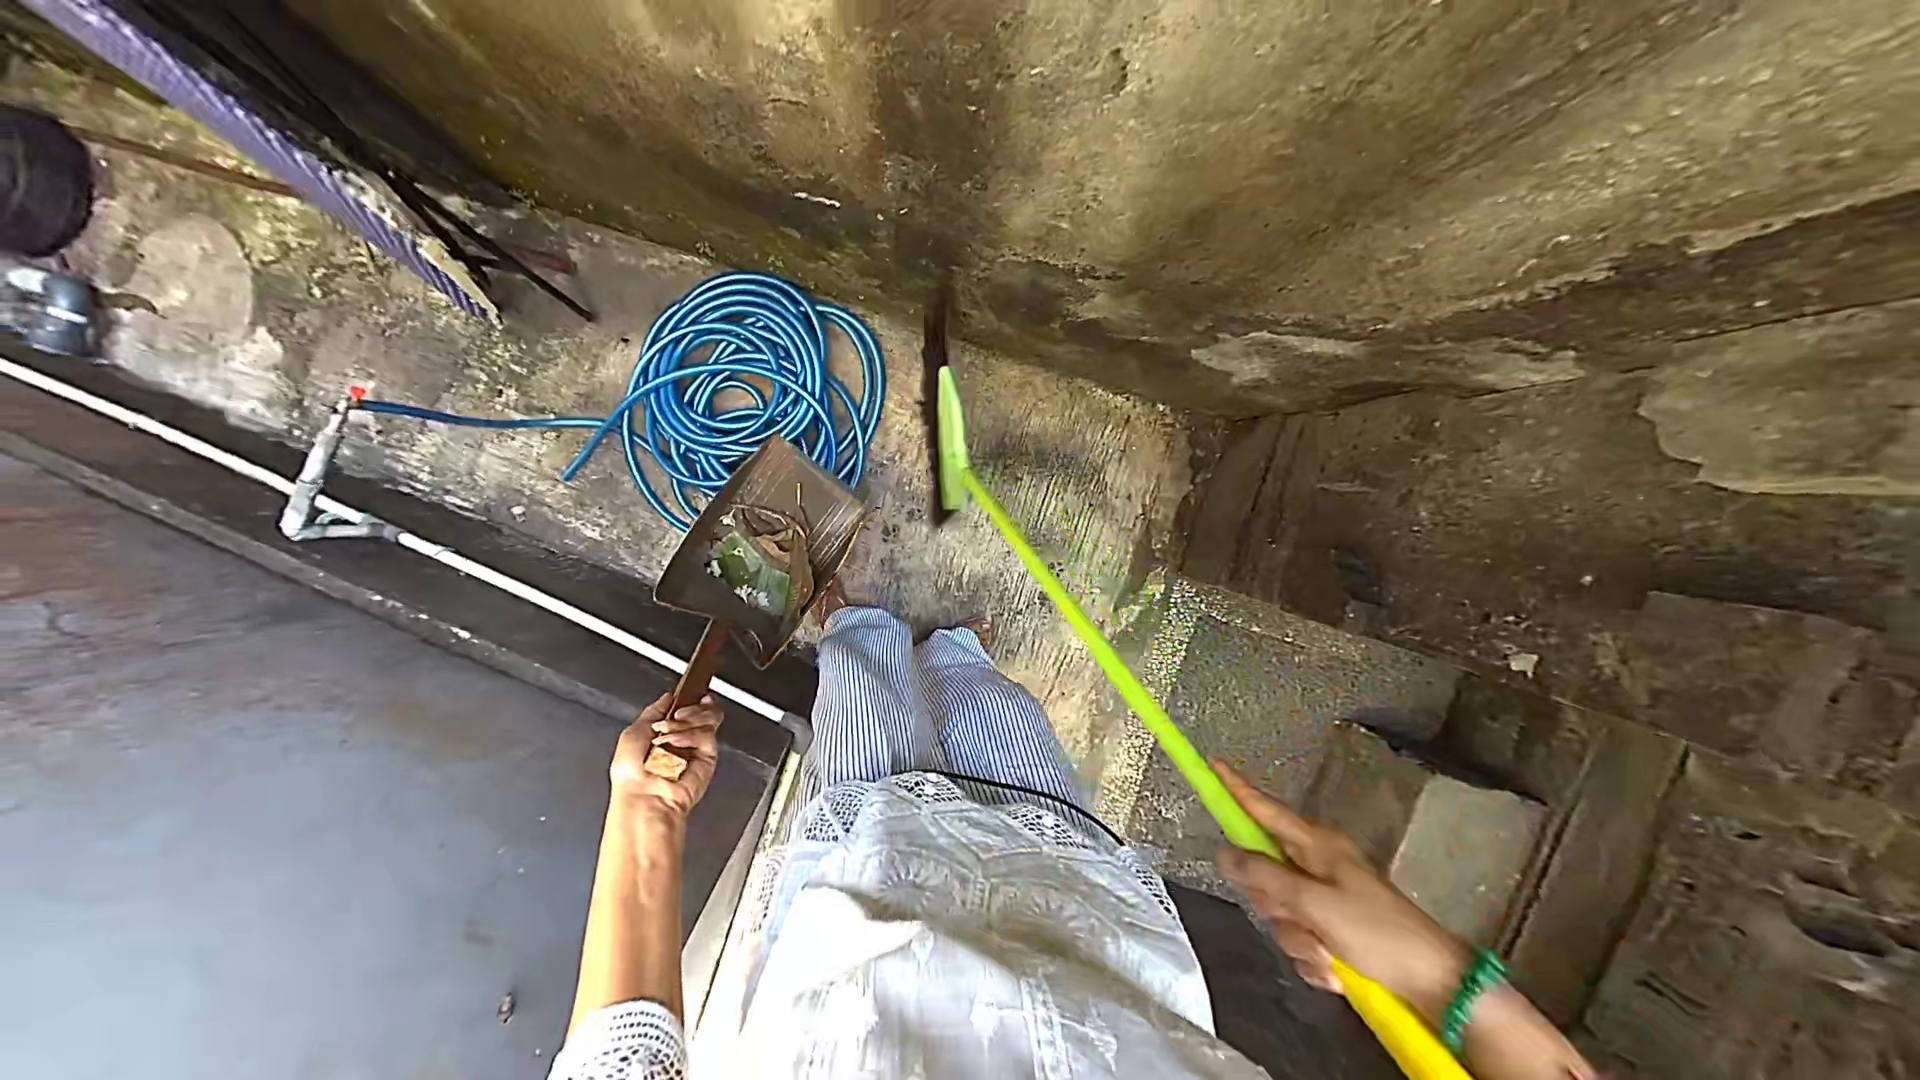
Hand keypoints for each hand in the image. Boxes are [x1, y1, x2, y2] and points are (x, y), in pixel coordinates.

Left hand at [610, 693, 722, 821]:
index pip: (688, 705)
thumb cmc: (631, 775)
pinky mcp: (709, 756)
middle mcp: (685, 738)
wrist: (643, 797)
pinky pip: (707, 733)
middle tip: (675, 717)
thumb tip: (668, 697)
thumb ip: (653, 711)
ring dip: (687, 721)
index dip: (689, 697)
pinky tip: (676, 743)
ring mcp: (698, 746)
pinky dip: (689, 735)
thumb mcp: (632, 732)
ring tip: (670, 735)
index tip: (685, 695)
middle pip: (704, 707)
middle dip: (689, 707)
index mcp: (667, 731)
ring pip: (709, 716)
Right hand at [1213, 760, 1469, 1022]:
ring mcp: (1324, 896)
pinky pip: (1298, 934)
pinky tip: (1335, 969)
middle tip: (1293, 917)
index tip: (1213, 764)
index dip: (1236, 787)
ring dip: (1295, 936)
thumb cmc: (1377, 931)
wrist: (1437, 985)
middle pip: (1264, 870)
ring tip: (1325, 954)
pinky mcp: (1332, 927)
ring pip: (1279, 908)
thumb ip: (1264, 876)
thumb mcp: (1313, 902)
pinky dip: (1311, 955)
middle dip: (1273, 902)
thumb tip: (1223, 852)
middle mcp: (1316, 863)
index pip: (1263, 808)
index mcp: (1315, 844)